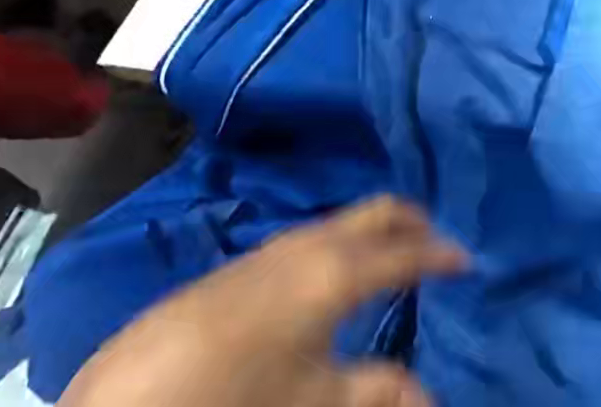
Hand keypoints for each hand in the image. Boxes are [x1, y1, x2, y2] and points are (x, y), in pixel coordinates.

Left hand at [58, 196, 467, 406]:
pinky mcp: (249, 260)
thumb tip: (429, 393)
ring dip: (376, 231)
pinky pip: (316, 235)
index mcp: (335, 270)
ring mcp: (276, 246)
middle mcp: (310, 242)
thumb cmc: (238, 398)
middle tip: (438, 242)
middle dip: (411, 221)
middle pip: (375, 212)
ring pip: (344, 221)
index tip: (468, 260)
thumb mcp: (318, 401)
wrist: (133, 395)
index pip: (405, 250)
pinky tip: (338, 274)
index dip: (441, 254)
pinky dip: (345, 242)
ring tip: (396, 256)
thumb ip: (379, 392)